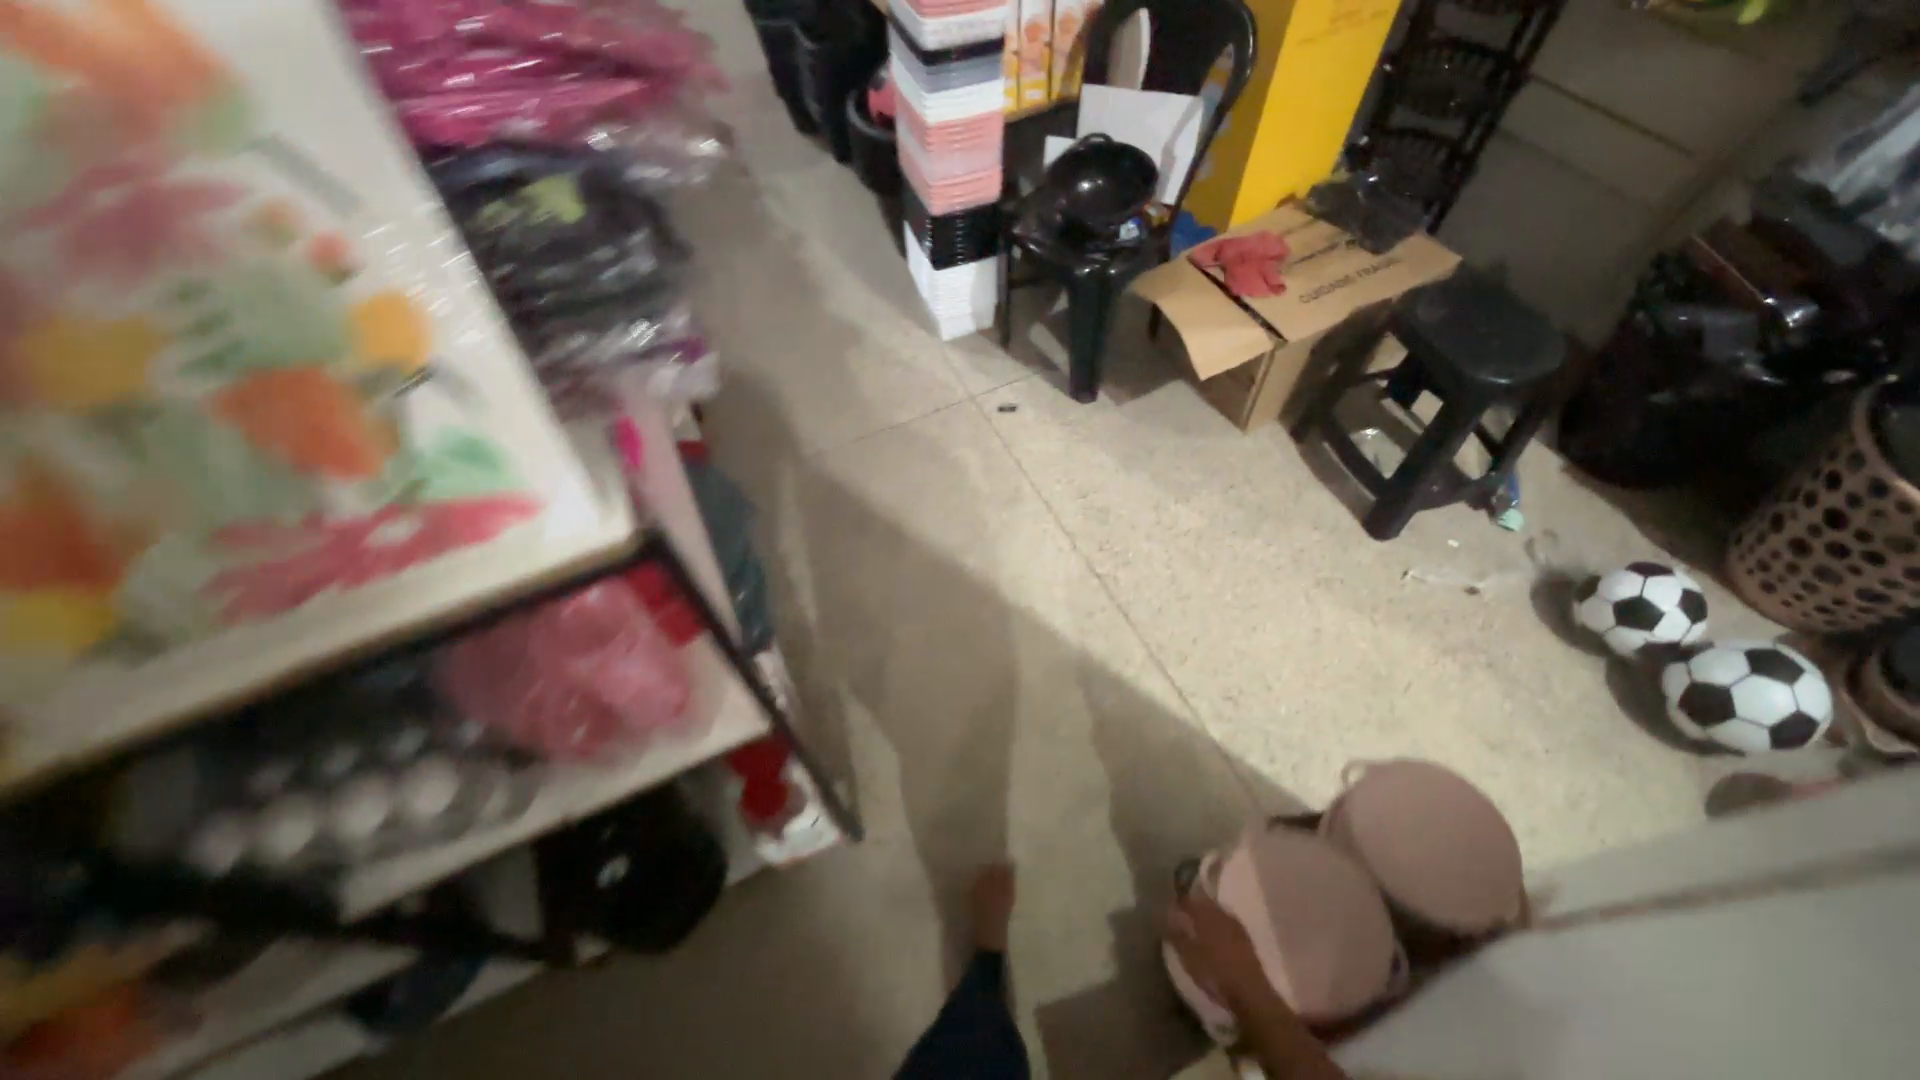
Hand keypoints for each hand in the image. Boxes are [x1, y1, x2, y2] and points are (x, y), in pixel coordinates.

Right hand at [1165, 892, 1283, 1015]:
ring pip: (1219, 912)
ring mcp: (1236, 928)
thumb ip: (1178, 936)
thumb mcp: (1190, 958)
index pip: (1190, 902)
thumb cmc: (1215, 975)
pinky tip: (1219, 931)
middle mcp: (1222, 917)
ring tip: (1200, 919)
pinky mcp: (1246, 940)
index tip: (1172, 903)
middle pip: (1207, 903)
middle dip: (1196, 904)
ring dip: (1209, 912)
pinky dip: (1221, 923)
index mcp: (1206, 918)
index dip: (1181, 901)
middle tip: (1185, 909)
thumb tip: (1169, 916)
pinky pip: (1229, 922)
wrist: (1250, 994)